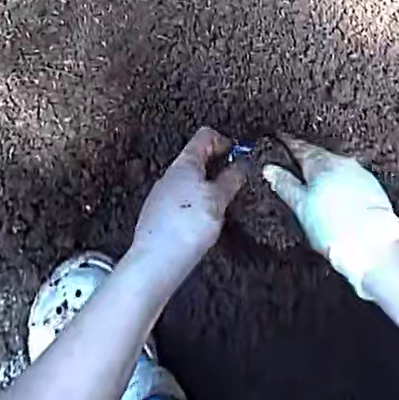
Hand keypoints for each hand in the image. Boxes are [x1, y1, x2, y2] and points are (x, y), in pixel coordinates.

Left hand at [129, 127, 247, 282]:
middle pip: (197, 157)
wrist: (154, 264)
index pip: (205, 135)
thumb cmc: (185, 228)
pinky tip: (202, 220)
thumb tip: (243, 163)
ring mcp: (162, 194)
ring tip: (222, 202)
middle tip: (235, 178)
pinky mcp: (158, 215)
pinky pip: (181, 199)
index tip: (239, 153)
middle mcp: (170, 174)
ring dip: (207, 184)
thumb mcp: (218, 199)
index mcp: (184, 163)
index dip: (224, 140)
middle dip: (218, 164)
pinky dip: (195, 202)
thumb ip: (232, 178)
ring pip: (189, 179)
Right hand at [262, 134, 398, 296]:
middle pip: (320, 155)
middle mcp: (342, 163)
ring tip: (314, 181)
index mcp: (322, 163)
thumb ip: (285, 185)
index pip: (301, 147)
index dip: (289, 144)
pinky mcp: (372, 189)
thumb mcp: (301, 207)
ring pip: (336, 167)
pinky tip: (336, 196)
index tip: (281, 140)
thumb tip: (270, 169)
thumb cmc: (336, 229)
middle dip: (307, 157)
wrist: (374, 248)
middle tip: (294, 159)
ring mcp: (359, 175)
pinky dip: (340, 183)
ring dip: (325, 171)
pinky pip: (350, 179)